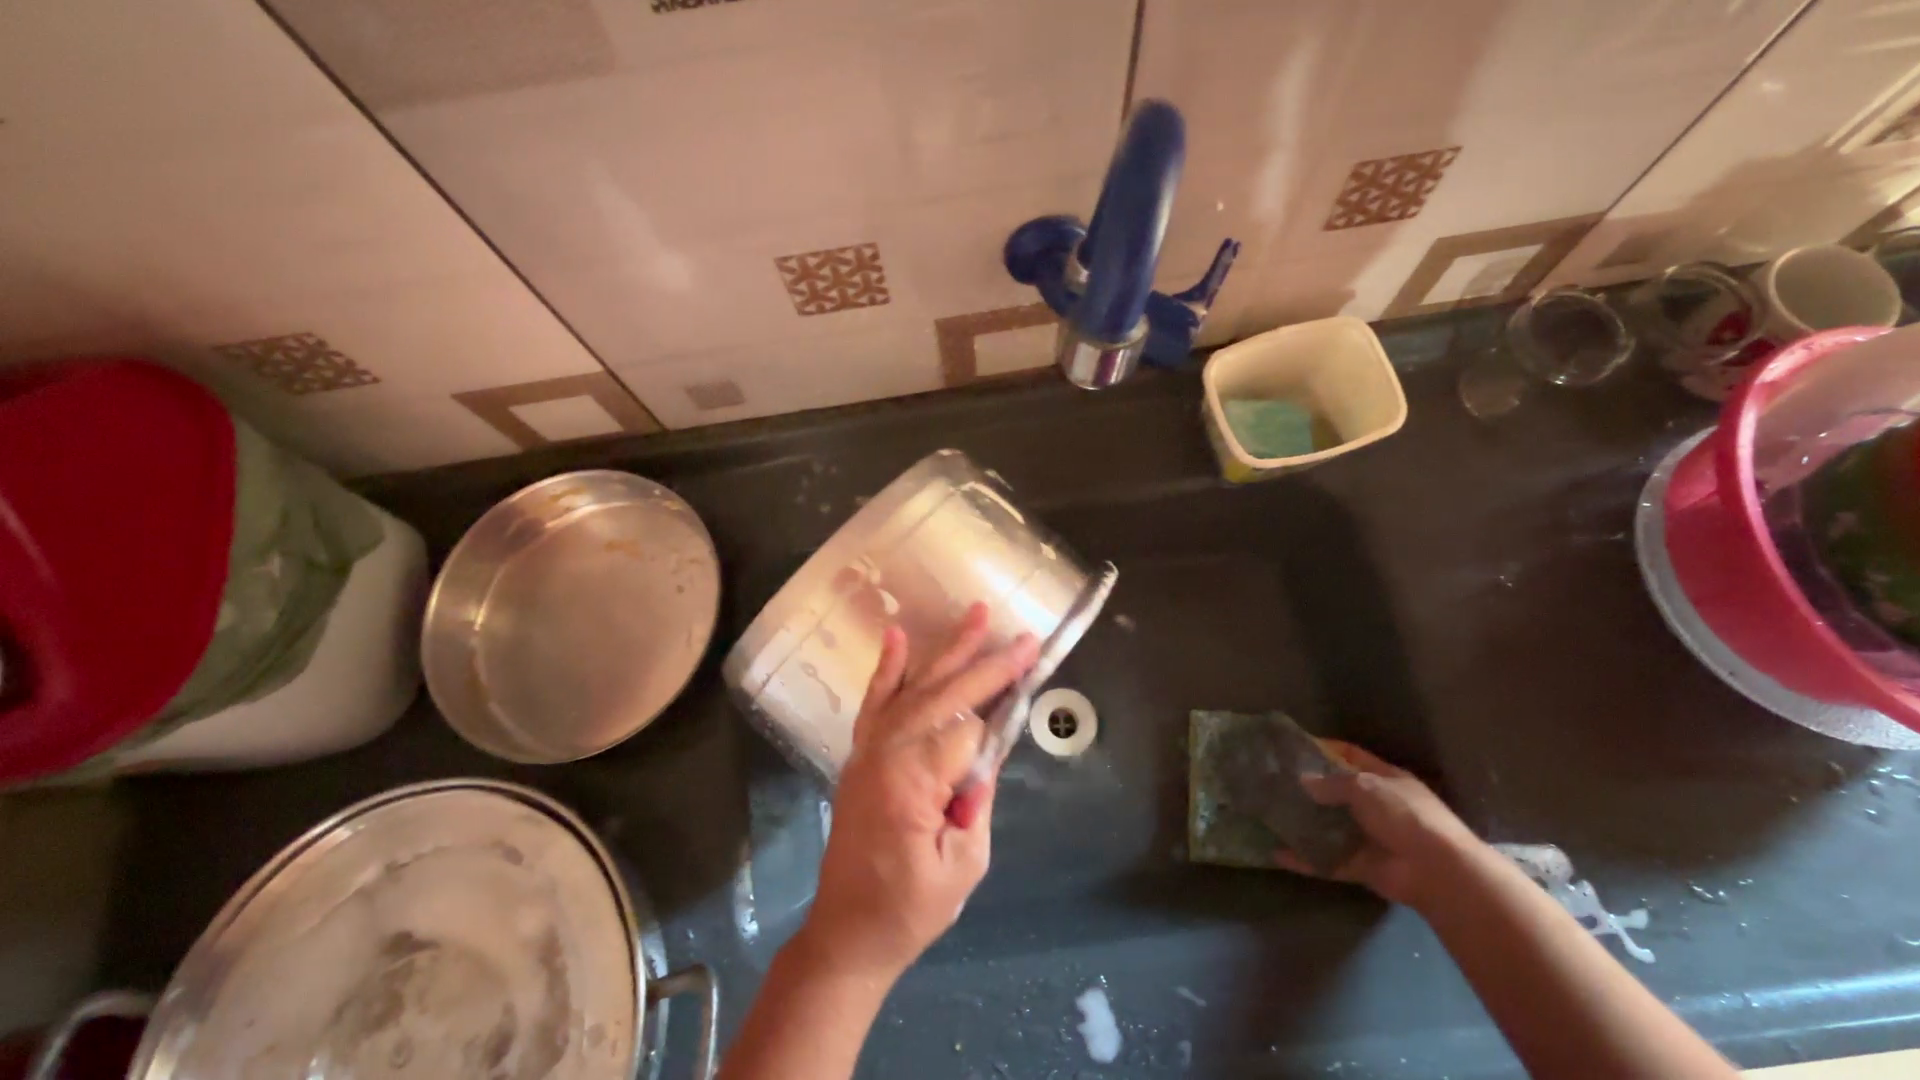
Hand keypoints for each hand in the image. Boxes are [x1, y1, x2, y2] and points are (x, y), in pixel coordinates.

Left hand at [800, 603, 1038, 981]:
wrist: (848, 931)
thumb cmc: (911, 909)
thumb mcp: (964, 861)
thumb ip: (977, 798)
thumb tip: (989, 749)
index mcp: (912, 780)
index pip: (966, 728)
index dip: (1001, 705)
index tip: (1033, 671)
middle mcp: (885, 752)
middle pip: (943, 696)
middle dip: (986, 664)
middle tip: (1024, 636)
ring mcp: (868, 751)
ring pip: (913, 689)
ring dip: (947, 651)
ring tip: (976, 614)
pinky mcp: (861, 756)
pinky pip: (874, 703)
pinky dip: (888, 669)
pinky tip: (899, 637)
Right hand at [1277, 740, 1485, 909]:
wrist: (1435, 870)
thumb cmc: (1405, 815)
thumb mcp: (1367, 787)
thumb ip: (1333, 784)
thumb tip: (1303, 781)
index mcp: (1385, 779)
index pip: (1352, 756)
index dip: (1326, 749)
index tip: (1294, 746)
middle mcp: (1376, 806)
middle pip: (1337, 793)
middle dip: (1308, 788)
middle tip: (1273, 782)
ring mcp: (1368, 837)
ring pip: (1329, 827)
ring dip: (1303, 823)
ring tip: (1269, 814)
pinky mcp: (1360, 865)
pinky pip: (1327, 860)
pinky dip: (1304, 859)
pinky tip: (1277, 854)